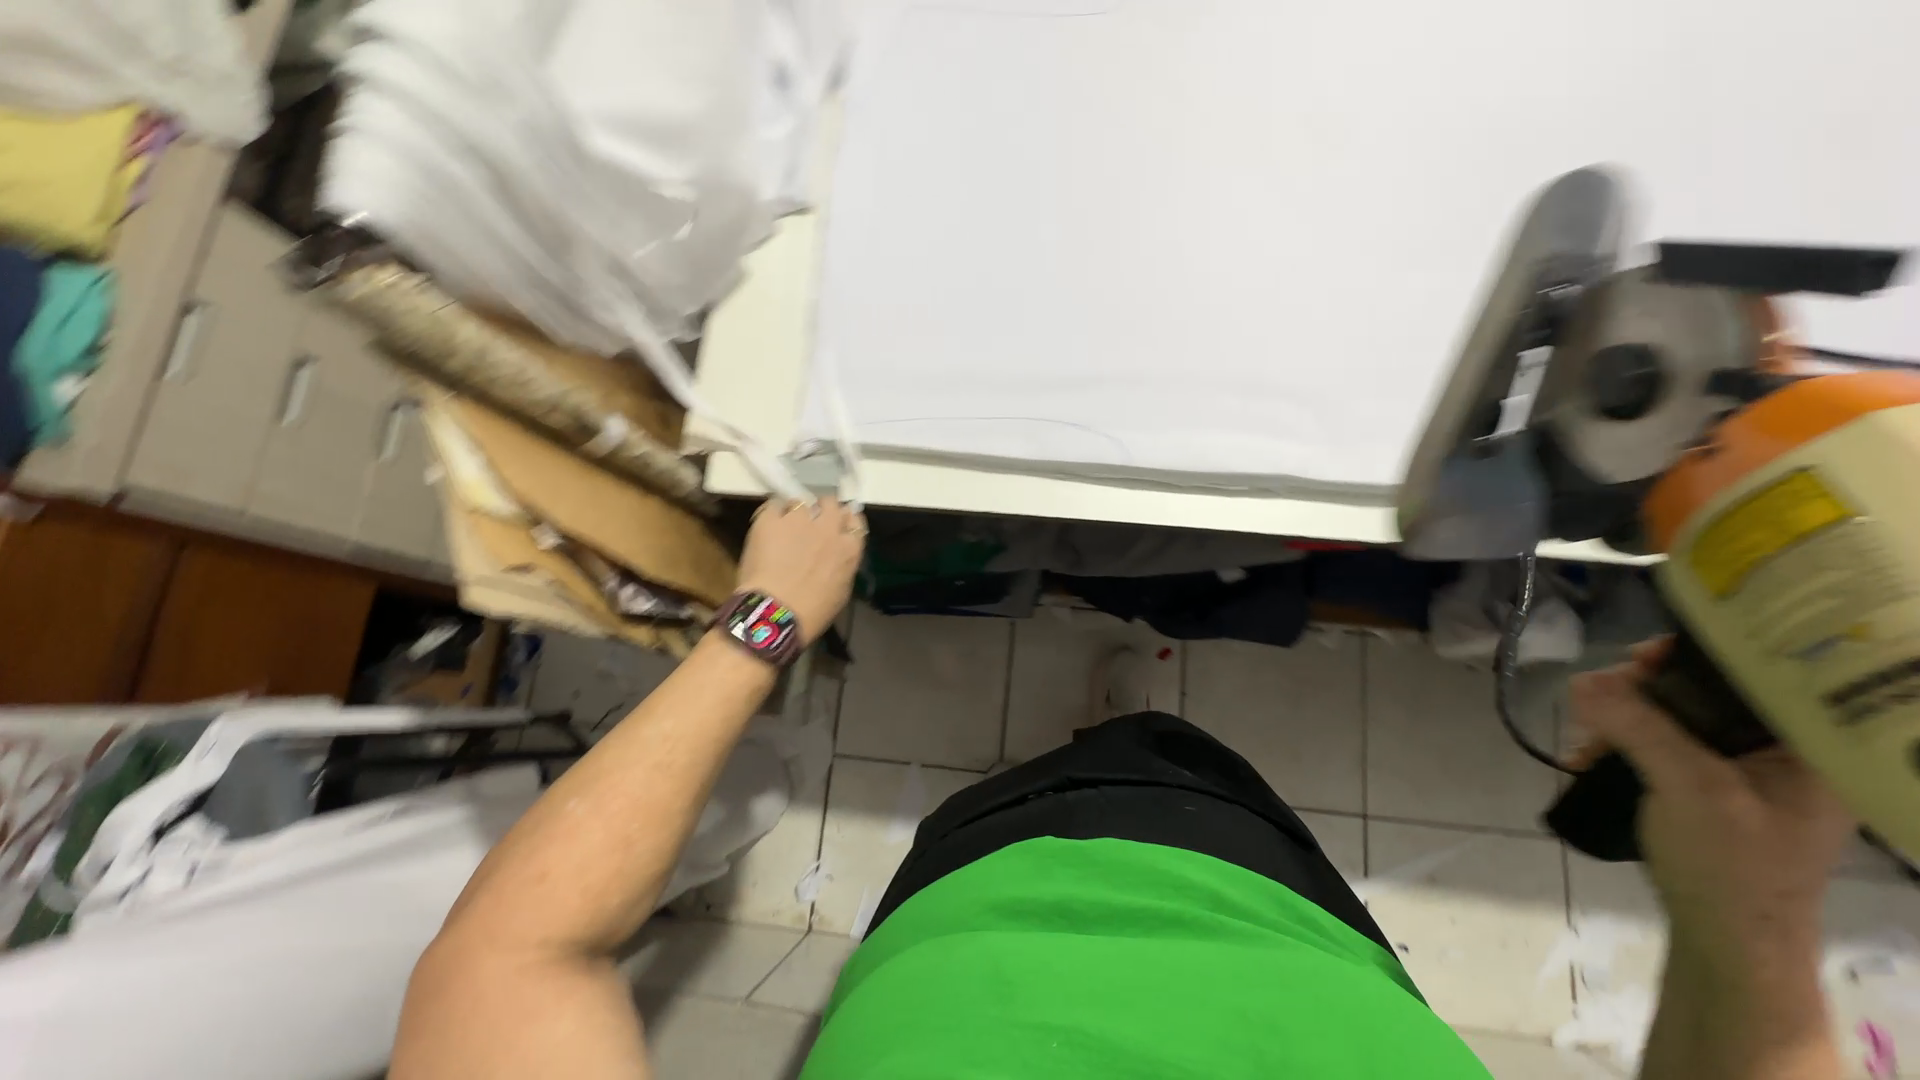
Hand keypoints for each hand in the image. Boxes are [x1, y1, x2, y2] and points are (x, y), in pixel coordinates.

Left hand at [732, 497, 864, 645]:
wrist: (775, 613)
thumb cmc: (812, 612)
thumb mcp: (842, 591)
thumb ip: (843, 564)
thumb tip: (837, 555)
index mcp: (849, 547)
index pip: (854, 519)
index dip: (844, 519)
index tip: (836, 525)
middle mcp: (828, 526)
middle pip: (829, 503)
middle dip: (821, 510)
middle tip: (810, 524)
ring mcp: (799, 519)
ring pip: (801, 502)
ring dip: (796, 513)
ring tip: (785, 528)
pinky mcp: (771, 519)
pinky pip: (773, 505)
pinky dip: (772, 515)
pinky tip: (767, 529)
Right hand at [1568, 639, 1853, 958]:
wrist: (1725, 943)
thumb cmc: (1731, 868)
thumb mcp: (1689, 789)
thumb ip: (1640, 729)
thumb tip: (1580, 681)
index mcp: (1808, 749)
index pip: (1758, 673)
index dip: (1698, 654)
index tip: (1640, 657)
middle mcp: (1782, 752)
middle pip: (1706, 693)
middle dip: (1643, 693)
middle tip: (1598, 698)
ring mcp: (1744, 773)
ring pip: (1677, 719)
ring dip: (1623, 721)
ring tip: (1586, 740)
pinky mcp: (1709, 790)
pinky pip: (1662, 747)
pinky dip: (1624, 746)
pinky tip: (1591, 757)